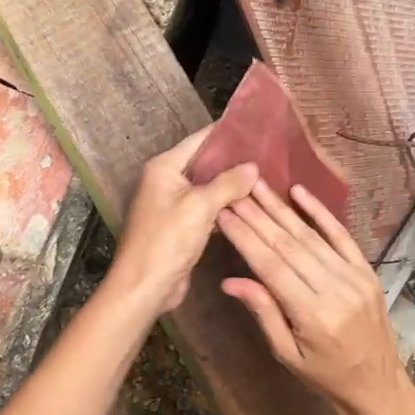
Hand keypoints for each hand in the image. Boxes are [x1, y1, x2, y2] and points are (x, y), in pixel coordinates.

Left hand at [108, 125, 258, 314]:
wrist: (144, 284)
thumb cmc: (167, 239)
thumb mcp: (200, 207)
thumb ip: (227, 184)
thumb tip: (253, 166)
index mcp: (164, 167)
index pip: (199, 141)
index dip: (226, 134)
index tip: (256, 129)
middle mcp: (166, 179)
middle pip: (204, 163)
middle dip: (233, 162)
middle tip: (269, 156)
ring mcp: (173, 202)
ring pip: (207, 187)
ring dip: (231, 186)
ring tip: (267, 178)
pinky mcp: (181, 224)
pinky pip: (206, 207)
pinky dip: (224, 205)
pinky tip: (250, 205)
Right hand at [217, 181, 408, 414]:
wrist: (380, 388)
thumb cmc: (326, 376)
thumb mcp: (287, 354)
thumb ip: (263, 312)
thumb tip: (230, 281)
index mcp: (312, 316)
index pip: (270, 266)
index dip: (245, 237)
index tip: (222, 212)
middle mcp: (335, 291)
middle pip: (288, 245)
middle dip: (257, 216)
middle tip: (233, 190)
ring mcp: (354, 278)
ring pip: (310, 235)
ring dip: (280, 208)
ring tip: (257, 185)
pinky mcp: (367, 271)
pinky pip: (341, 235)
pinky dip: (319, 212)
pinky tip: (299, 191)